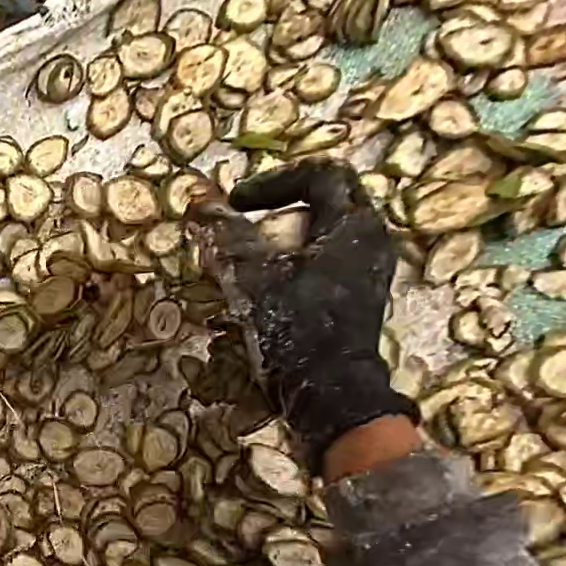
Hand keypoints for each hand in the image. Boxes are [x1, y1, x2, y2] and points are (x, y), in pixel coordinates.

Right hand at [191, 158, 417, 469]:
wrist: (328, 389)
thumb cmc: (297, 327)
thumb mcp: (252, 277)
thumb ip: (226, 237)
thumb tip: (197, 202)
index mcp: (354, 226)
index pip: (322, 176)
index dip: (274, 182)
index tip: (234, 202)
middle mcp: (368, 243)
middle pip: (320, 208)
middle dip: (272, 215)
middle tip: (235, 231)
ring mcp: (362, 275)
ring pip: (315, 241)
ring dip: (274, 246)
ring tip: (238, 265)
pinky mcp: (349, 302)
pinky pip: (315, 269)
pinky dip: (282, 271)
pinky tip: (255, 294)